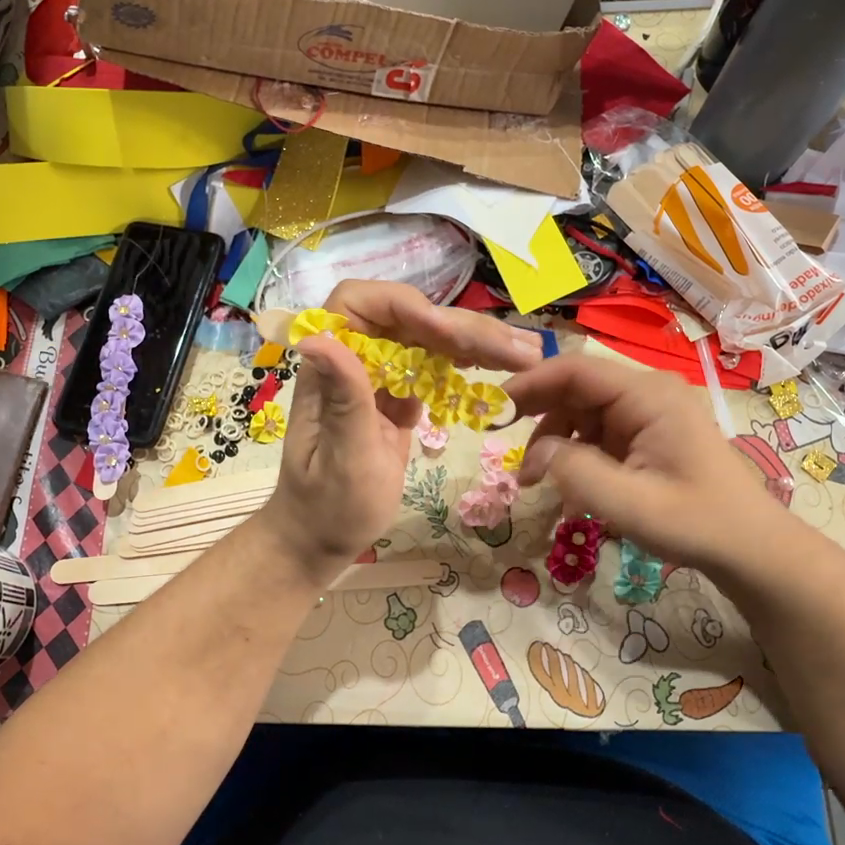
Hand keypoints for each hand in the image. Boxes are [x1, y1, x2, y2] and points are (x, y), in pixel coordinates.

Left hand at [261, 282, 542, 580]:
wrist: (323, 539)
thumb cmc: (328, 507)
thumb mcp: (343, 458)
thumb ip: (344, 398)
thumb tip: (317, 338)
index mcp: (326, 366)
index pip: (357, 305)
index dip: (404, 307)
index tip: (445, 333)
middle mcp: (352, 359)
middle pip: (408, 319)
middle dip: (461, 329)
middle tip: (520, 349)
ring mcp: (378, 376)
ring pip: (429, 340)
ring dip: (477, 343)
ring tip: (527, 353)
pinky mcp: (399, 397)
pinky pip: (435, 367)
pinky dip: (470, 366)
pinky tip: (504, 367)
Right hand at [504, 354, 791, 573]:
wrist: (751, 549)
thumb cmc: (695, 523)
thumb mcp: (626, 503)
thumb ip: (572, 472)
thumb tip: (532, 456)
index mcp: (647, 396)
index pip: (575, 370)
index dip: (529, 384)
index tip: (492, 409)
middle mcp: (648, 395)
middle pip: (576, 388)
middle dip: (538, 416)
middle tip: (506, 448)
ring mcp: (650, 415)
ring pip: (583, 412)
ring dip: (554, 441)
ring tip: (535, 481)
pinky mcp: (649, 437)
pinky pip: (598, 433)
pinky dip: (575, 454)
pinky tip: (566, 487)